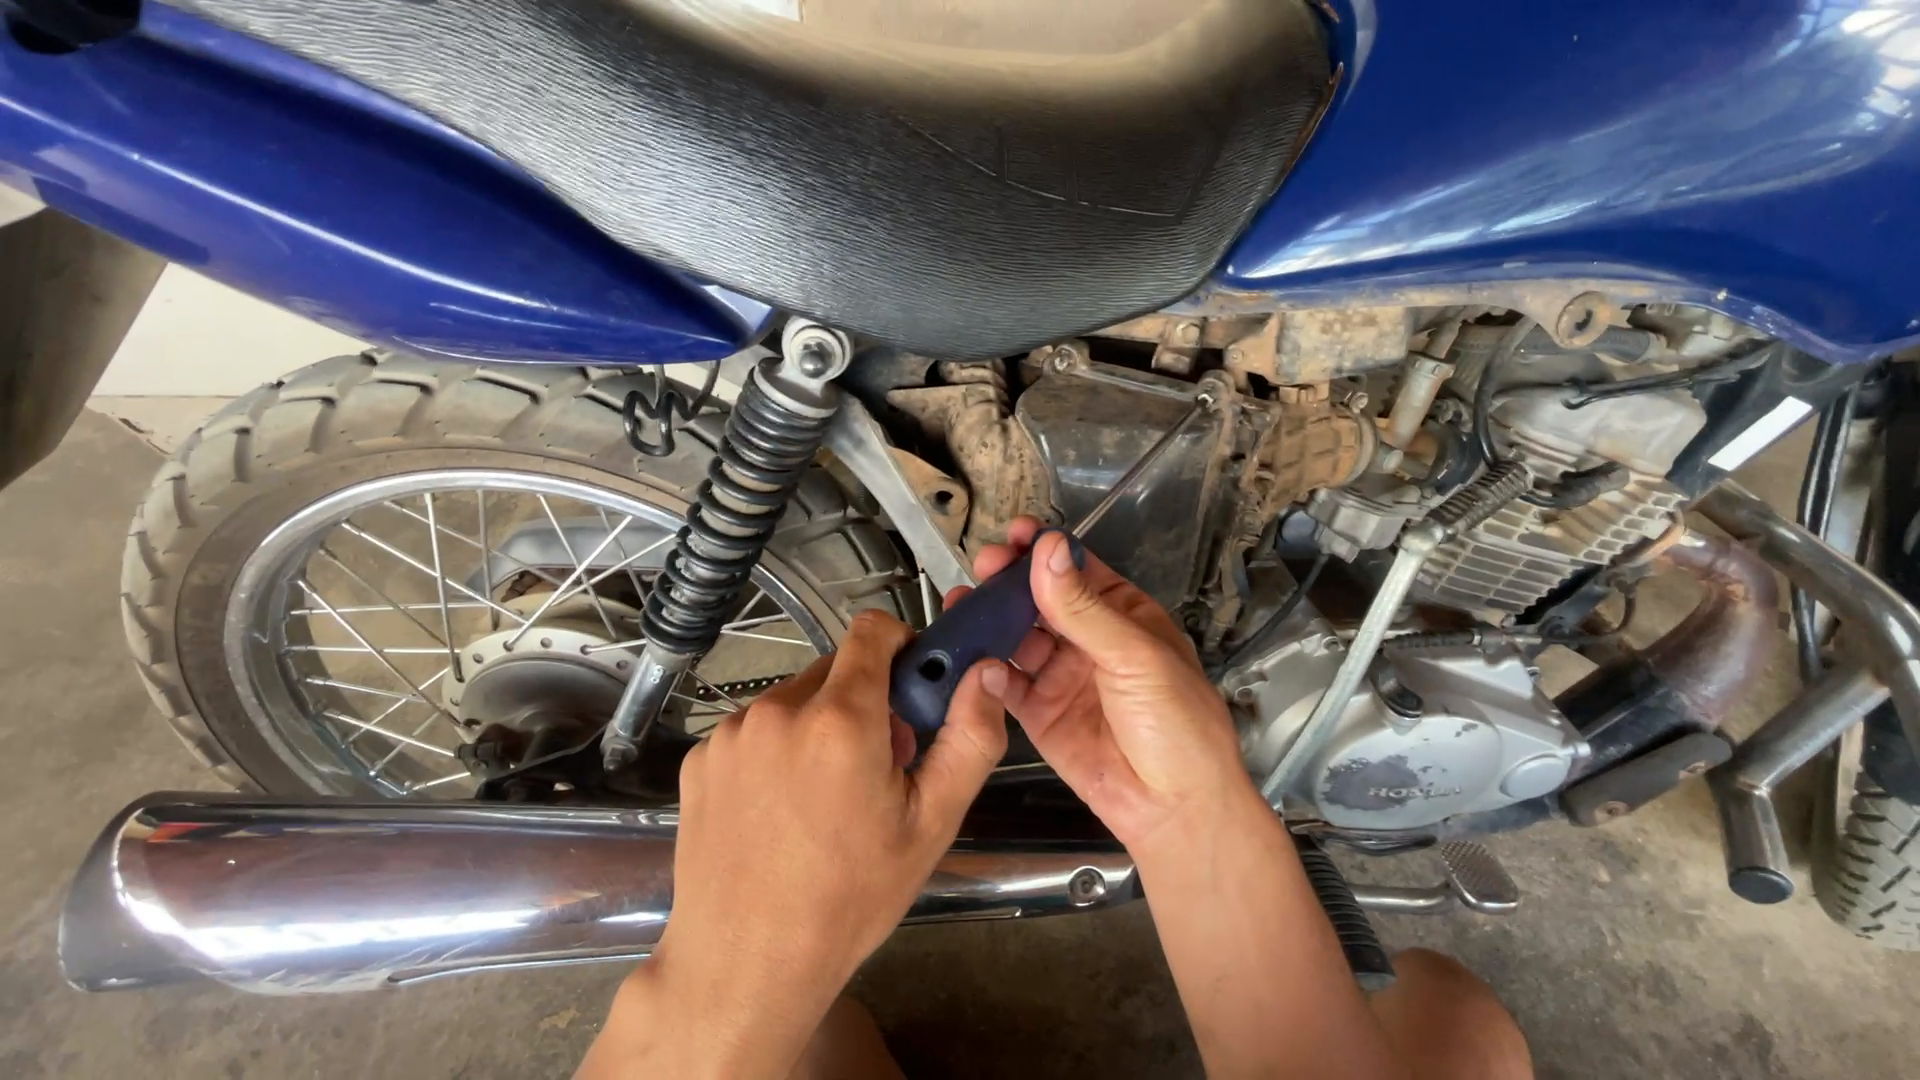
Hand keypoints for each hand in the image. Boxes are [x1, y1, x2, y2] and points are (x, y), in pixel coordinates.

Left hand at [586, 611, 1006, 1079]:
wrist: (744, 967)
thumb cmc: (849, 900)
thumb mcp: (931, 824)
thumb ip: (969, 738)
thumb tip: (986, 672)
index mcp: (841, 719)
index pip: (872, 630)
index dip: (900, 645)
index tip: (910, 686)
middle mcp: (778, 710)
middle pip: (835, 670)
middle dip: (864, 701)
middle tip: (876, 766)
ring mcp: (730, 734)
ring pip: (793, 700)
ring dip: (817, 726)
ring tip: (823, 798)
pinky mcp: (698, 759)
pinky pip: (753, 730)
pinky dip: (774, 750)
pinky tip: (778, 811)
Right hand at [958, 518, 1263, 854]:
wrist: (1175, 808)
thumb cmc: (1177, 723)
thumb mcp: (1135, 656)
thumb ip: (1084, 607)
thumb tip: (1047, 550)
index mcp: (1123, 615)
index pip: (1078, 570)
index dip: (1047, 550)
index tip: (1017, 532)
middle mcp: (1088, 640)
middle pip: (1040, 599)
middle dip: (1011, 580)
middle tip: (986, 565)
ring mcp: (1060, 675)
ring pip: (1016, 636)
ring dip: (990, 618)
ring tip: (964, 603)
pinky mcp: (1038, 712)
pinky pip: (1005, 681)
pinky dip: (985, 667)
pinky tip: (970, 654)